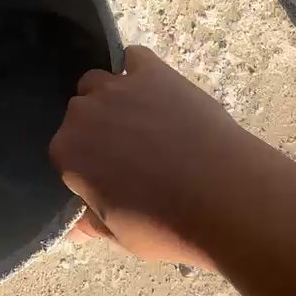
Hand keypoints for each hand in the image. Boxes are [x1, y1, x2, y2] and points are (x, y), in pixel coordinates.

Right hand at [49, 45, 283, 267]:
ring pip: (100, 81)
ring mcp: (115, 86)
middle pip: (80, 112)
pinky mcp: (150, 70)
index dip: (87, 163)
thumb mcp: (125, 238)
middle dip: (98, 128)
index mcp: (67, 152)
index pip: (65, 150)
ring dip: (113, 97)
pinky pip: (133, 58)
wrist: (229, 199)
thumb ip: (94, 224)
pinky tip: (155, 88)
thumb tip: (76, 224)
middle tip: (130, 152)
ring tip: (144, 120)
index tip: (109, 177)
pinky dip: (138, 68)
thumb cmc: (172, 226)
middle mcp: (81, 112)